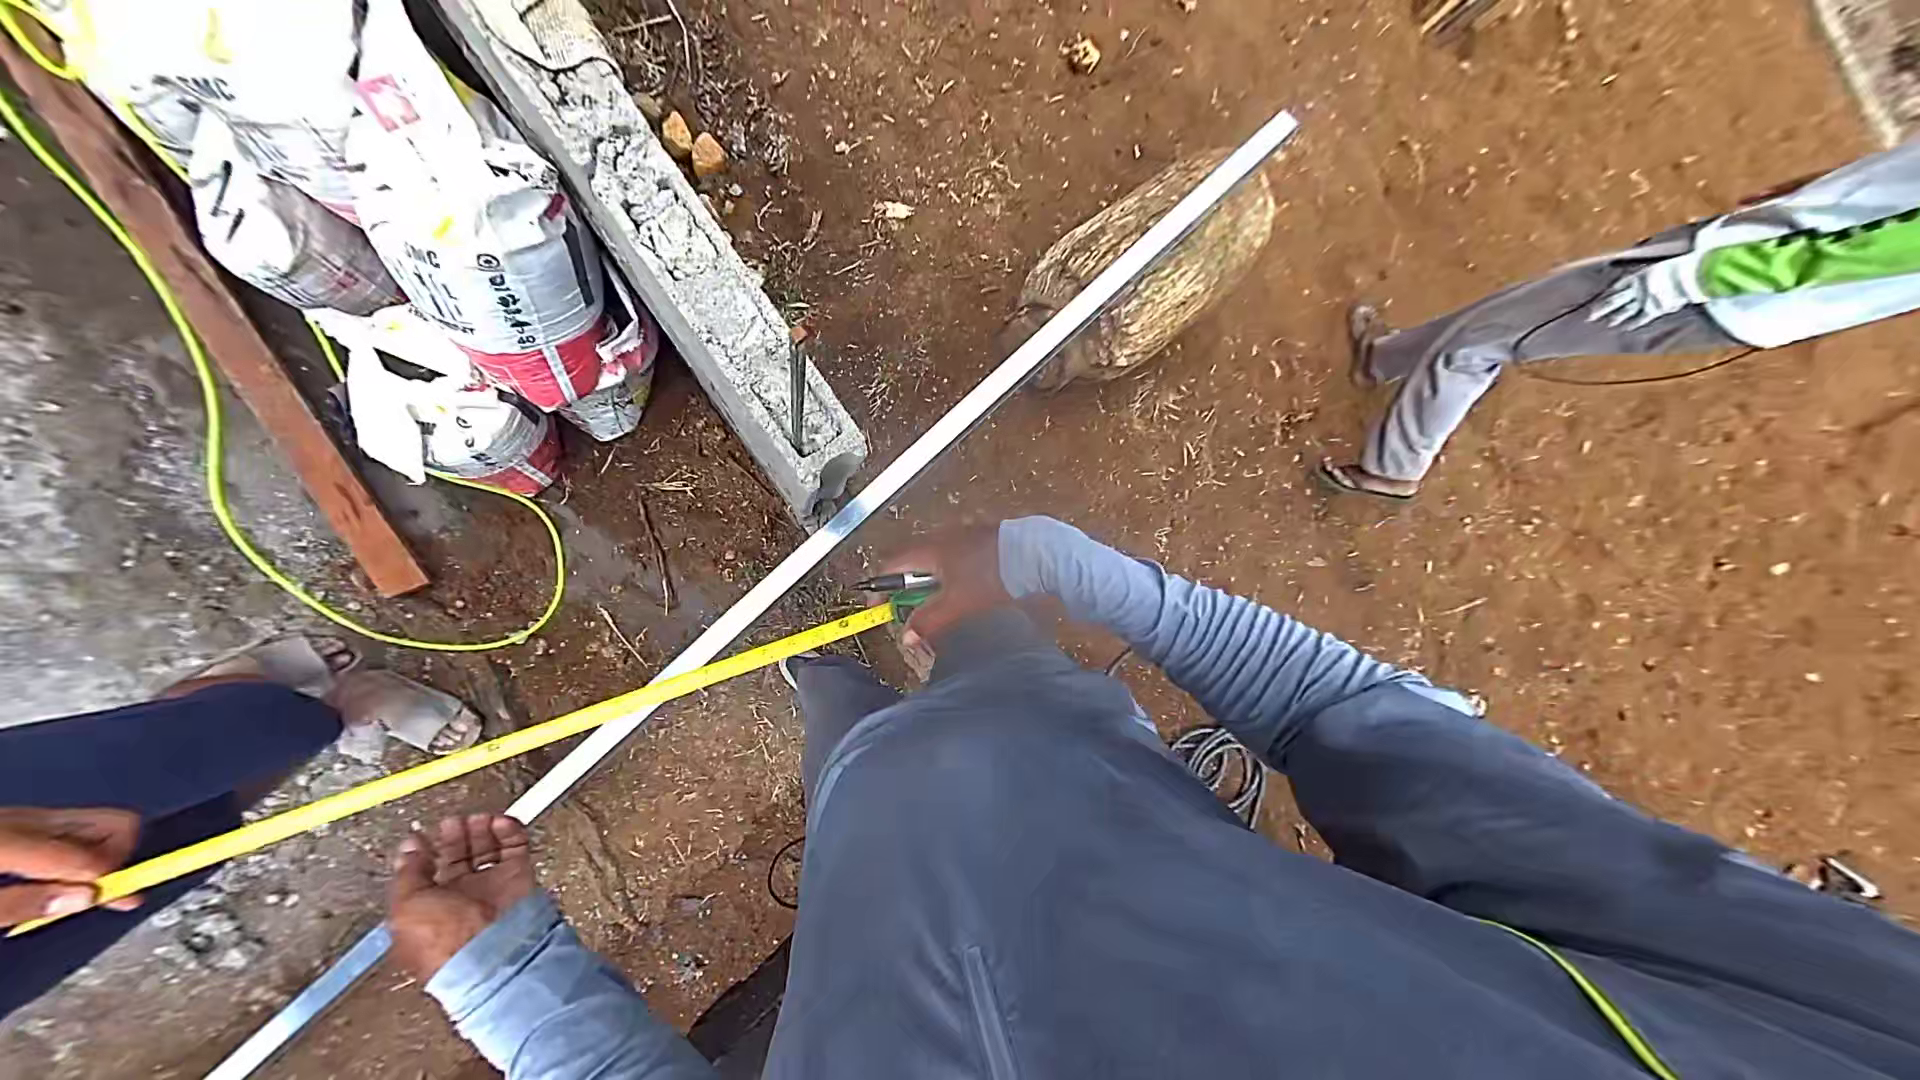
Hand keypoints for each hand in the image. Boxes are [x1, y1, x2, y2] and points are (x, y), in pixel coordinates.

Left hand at [0, 807, 142, 927]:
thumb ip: (17, 905)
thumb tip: (85, 899)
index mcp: (12, 841)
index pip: (89, 855)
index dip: (113, 878)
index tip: (129, 898)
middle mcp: (24, 820)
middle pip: (115, 822)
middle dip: (120, 854)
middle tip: (96, 887)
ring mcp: (19, 816)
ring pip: (95, 821)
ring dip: (99, 851)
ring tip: (72, 883)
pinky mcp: (15, 821)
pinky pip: (67, 827)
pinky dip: (74, 848)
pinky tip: (48, 873)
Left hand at [388, 814, 535, 981]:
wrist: (492, 945)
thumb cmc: (445, 940)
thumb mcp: (406, 907)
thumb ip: (407, 874)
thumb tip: (407, 849)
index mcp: (428, 907)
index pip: (426, 871)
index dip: (424, 851)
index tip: (422, 835)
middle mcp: (460, 895)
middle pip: (458, 855)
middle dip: (455, 836)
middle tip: (453, 822)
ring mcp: (490, 884)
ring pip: (487, 847)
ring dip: (482, 829)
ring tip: (477, 818)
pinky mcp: (517, 874)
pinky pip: (515, 845)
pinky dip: (509, 830)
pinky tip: (499, 822)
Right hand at [876, 524, 1009, 649]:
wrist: (1035, 554)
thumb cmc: (991, 577)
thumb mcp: (956, 605)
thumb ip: (928, 620)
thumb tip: (906, 636)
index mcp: (928, 549)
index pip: (890, 565)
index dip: (880, 588)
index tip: (880, 608)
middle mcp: (942, 536)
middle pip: (912, 563)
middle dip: (908, 589)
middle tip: (912, 611)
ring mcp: (964, 534)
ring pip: (935, 561)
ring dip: (931, 584)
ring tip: (942, 605)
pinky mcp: (983, 538)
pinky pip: (956, 558)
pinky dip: (951, 576)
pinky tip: (967, 591)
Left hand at [1587, 255, 1699, 329]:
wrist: (1696, 271)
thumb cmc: (1685, 265)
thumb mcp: (1664, 264)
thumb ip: (1655, 270)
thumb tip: (1653, 267)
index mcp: (1640, 275)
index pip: (1619, 285)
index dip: (1610, 292)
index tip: (1601, 297)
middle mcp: (1638, 288)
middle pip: (1615, 300)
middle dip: (1602, 308)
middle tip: (1589, 317)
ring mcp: (1644, 299)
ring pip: (1625, 310)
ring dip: (1617, 317)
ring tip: (1609, 324)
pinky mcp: (1654, 307)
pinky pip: (1642, 318)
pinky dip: (1634, 323)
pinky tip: (1627, 328)